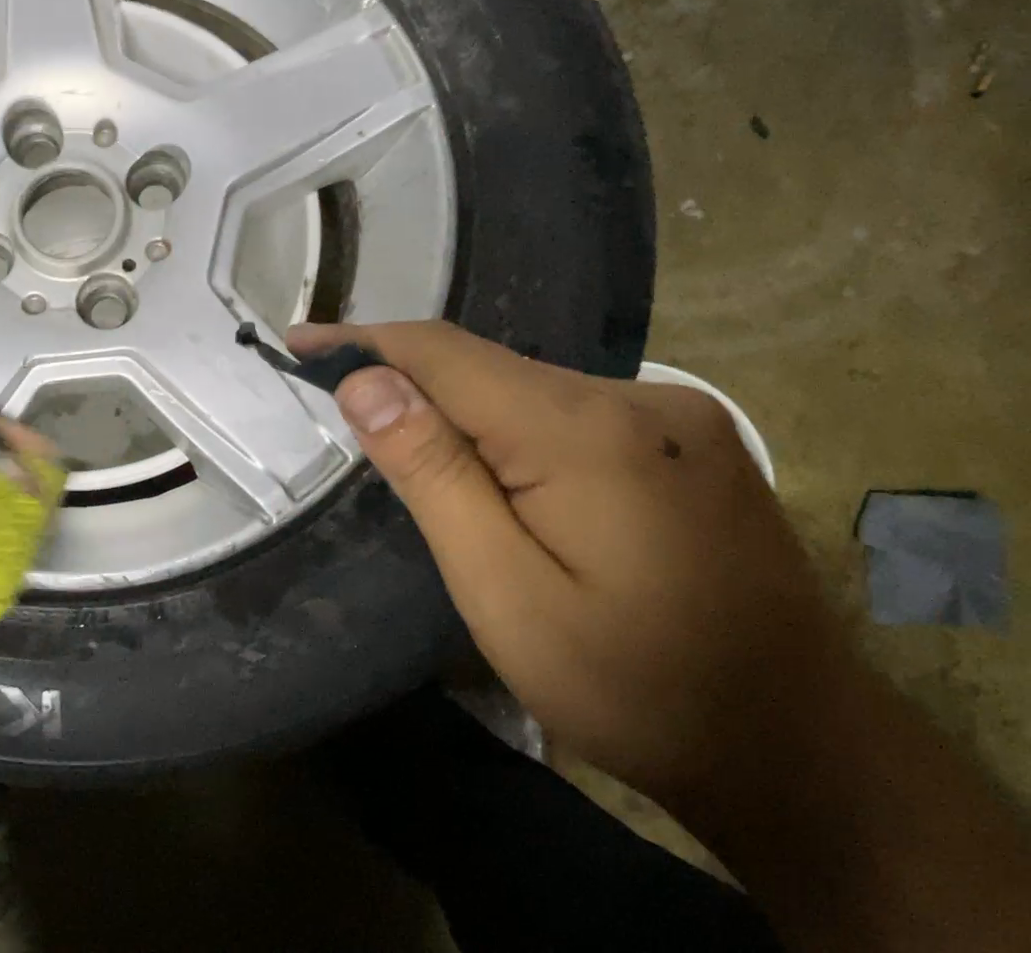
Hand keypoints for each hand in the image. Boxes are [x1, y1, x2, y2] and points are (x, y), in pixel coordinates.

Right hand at [289, 321, 850, 799]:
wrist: (798, 750)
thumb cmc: (631, 686)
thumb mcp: (504, 592)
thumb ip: (435, 476)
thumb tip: (368, 384)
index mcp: (586, 431)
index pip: (446, 354)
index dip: (364, 343)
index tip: (296, 346)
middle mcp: (641, 401)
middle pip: (489, 366)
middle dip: (406, 379)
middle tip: (333, 405)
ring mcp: (680, 420)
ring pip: (530, 389)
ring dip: (458, 408)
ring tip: (401, 446)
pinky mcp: (695, 448)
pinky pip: (572, 414)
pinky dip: (511, 428)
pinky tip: (495, 474)